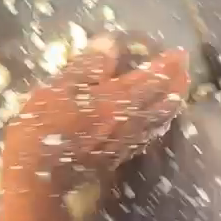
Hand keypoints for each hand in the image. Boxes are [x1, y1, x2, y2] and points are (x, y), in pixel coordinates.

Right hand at [0, 34, 190, 203]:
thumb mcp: (58, 89)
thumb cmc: (43, 128)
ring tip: (172, 93)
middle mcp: (131, 120)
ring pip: (159, 120)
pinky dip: (156, 123)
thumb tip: (110, 43)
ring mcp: (126, 141)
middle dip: (177, 84)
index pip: (154, 78)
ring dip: (170, 104)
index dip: (169, 64)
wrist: (39, 178)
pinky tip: (150, 122)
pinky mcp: (116, 157)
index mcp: (118, 99)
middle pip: (165, 101)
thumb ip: (86, 66)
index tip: (178, 53)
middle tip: (181, 71)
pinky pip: (147, 135)